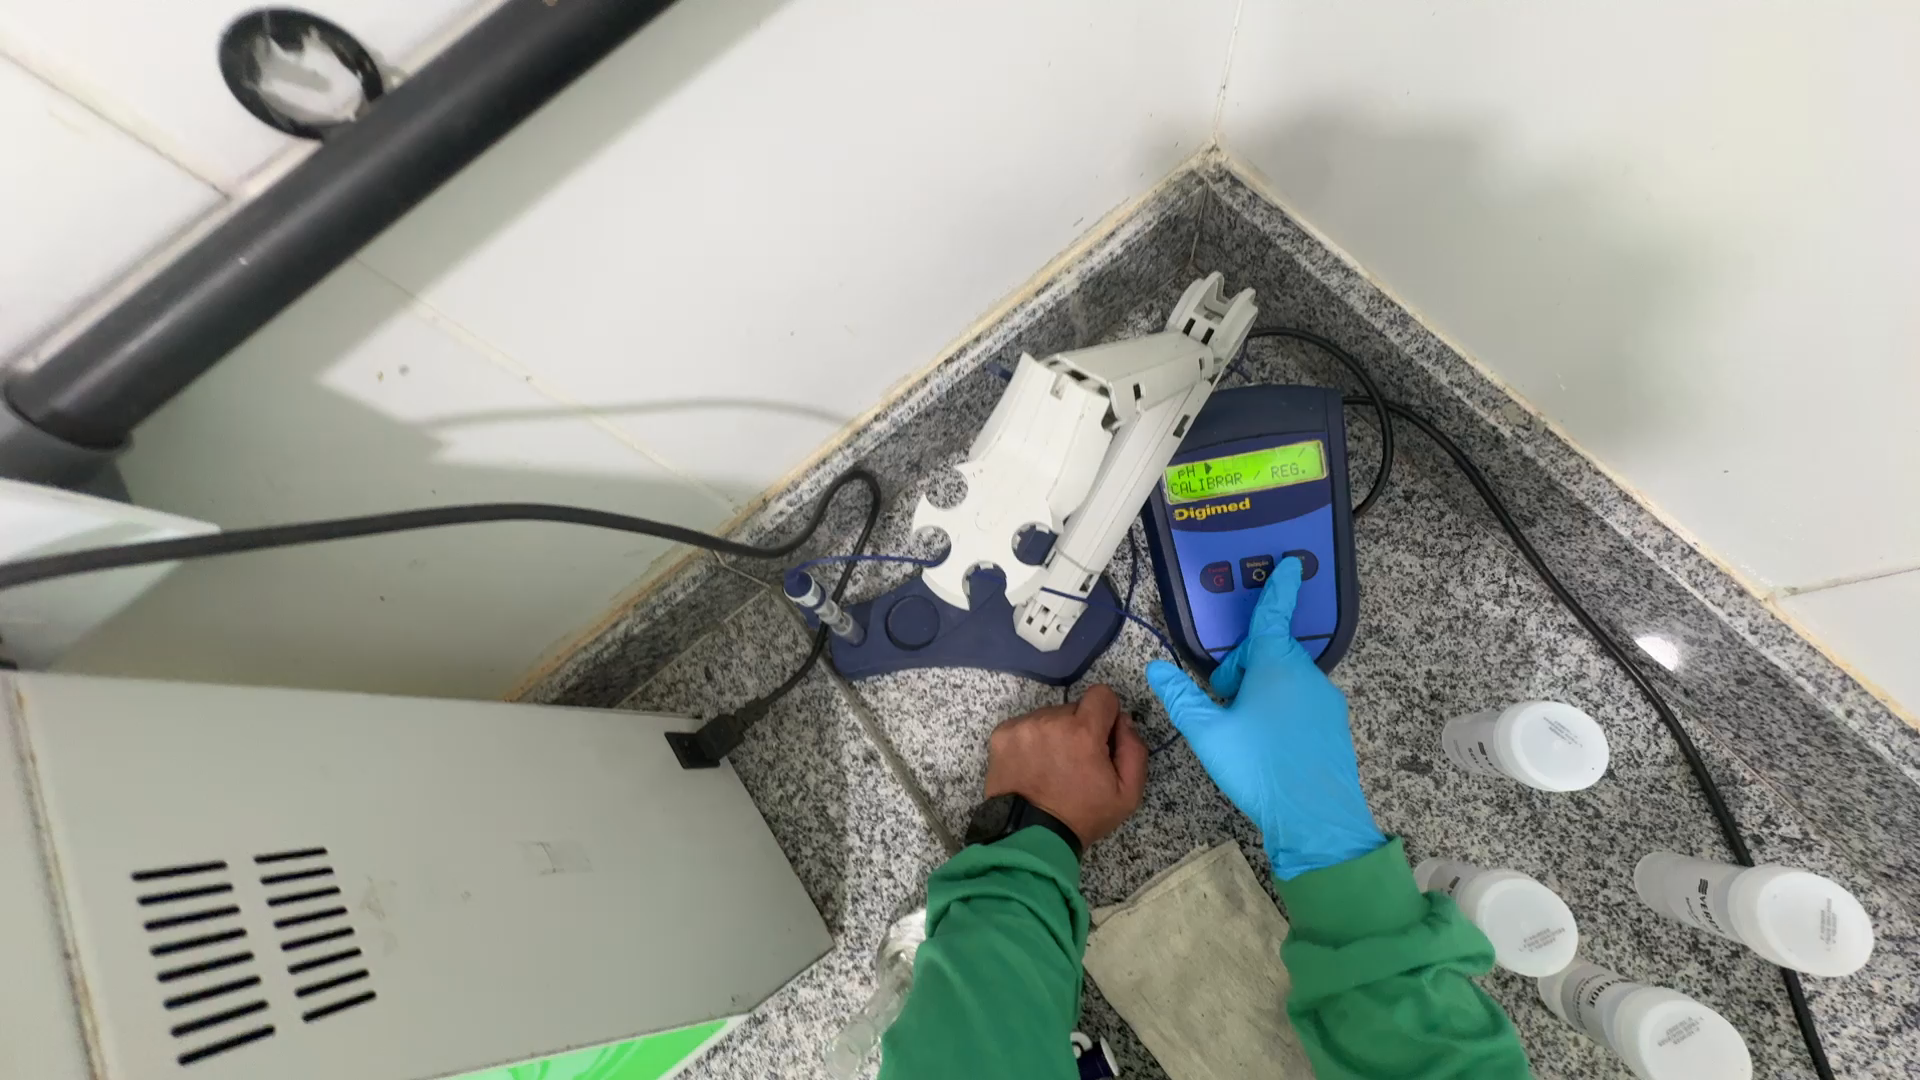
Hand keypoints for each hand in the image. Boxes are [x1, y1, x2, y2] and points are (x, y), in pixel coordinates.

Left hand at [984, 684, 1147, 847]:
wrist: (1030, 837)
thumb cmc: (1082, 815)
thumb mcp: (1127, 793)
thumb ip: (1134, 749)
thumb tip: (1123, 720)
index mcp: (1082, 731)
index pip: (1102, 694)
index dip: (1107, 715)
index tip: (1101, 738)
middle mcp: (1050, 720)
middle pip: (1074, 708)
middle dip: (1079, 729)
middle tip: (1075, 762)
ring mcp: (1022, 726)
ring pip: (1049, 717)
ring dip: (1054, 734)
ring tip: (1051, 767)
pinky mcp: (1001, 734)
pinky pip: (1025, 726)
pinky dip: (1031, 741)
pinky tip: (1032, 766)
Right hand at [1146, 557, 1384, 878]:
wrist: (1316, 820)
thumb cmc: (1259, 767)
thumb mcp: (1207, 731)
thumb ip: (1180, 695)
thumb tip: (1156, 668)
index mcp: (1277, 665)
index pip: (1273, 614)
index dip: (1279, 587)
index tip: (1292, 564)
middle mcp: (1306, 675)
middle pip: (1268, 652)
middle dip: (1241, 668)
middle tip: (1221, 703)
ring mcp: (1325, 701)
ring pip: (1284, 678)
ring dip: (1257, 689)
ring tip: (1240, 728)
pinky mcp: (1333, 726)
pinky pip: (1300, 700)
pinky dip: (1278, 707)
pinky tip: (1265, 743)